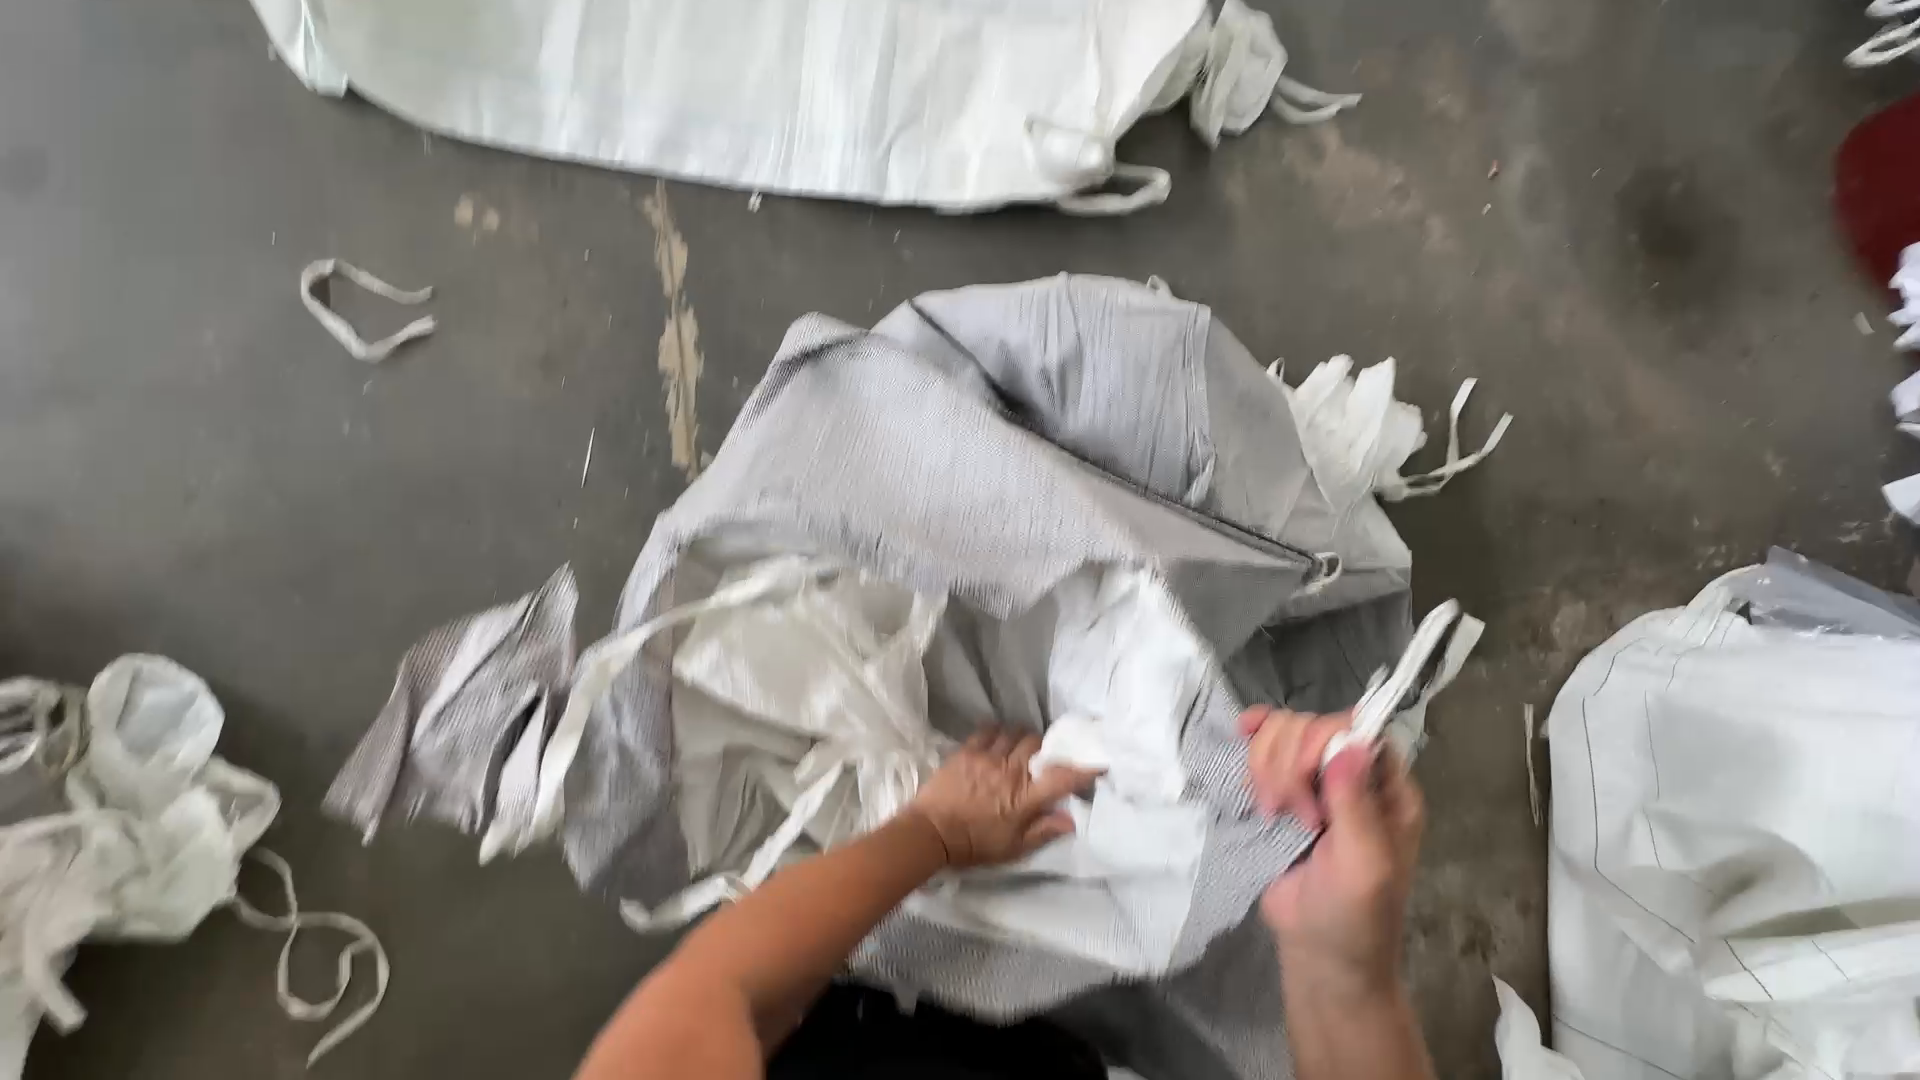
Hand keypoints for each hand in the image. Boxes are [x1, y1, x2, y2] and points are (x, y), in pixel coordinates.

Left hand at [906, 727, 1101, 868]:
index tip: (1097, 763)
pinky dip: (996, 733)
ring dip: (1020, 738)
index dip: (1083, 769)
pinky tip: (996, 741)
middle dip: (1043, 747)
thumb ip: (1043, 831)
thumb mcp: (1013, 848)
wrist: (930, 833)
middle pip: (1037, 744)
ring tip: (1017, 747)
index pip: (1061, 777)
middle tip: (1040, 757)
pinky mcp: (966, 751)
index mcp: (1024, 798)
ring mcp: (987, 758)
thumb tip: (1070, 819)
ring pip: (1013, 733)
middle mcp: (1009, 772)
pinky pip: (987, 730)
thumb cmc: (973, 845)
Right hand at [1240, 706, 1423, 996]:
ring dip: (1266, 768)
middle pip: (1311, 726)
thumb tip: (1350, 740)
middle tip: (1296, 816)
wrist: (1319, 953)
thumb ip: (1356, 805)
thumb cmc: (1354, 917)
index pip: (1356, 730)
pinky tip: (1240, 735)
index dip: (1323, 741)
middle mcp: (1350, 776)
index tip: (1308, 779)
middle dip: (1290, 765)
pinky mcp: (1280, 790)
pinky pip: (1262, 745)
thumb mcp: (1364, 866)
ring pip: (1281, 733)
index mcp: (1387, 791)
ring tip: (1274, 814)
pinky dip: (1251, 742)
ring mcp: (1313, 781)